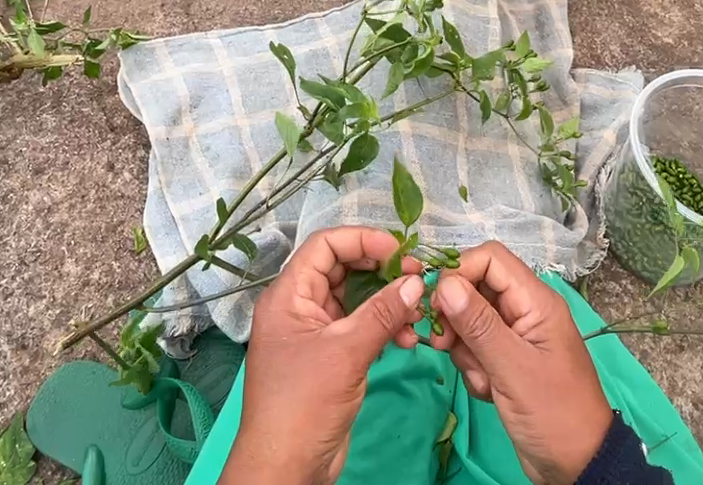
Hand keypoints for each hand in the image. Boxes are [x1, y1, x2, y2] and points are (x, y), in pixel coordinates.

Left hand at [221, 228, 425, 484]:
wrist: (285, 471)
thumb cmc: (304, 405)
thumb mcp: (346, 353)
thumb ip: (382, 313)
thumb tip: (417, 281)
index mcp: (288, 295)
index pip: (325, 245)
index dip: (362, 240)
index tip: (399, 250)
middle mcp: (299, 306)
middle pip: (343, 268)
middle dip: (381, 270)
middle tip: (416, 277)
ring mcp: (314, 331)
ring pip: (355, 298)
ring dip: (387, 301)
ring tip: (418, 312)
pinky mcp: (330, 355)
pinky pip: (359, 325)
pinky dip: (383, 327)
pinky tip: (408, 338)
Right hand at [430, 242, 611, 484]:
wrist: (578, 467)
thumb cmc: (554, 413)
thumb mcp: (513, 369)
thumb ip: (478, 324)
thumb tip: (445, 284)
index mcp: (535, 300)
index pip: (492, 259)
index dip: (461, 270)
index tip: (437, 300)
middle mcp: (524, 310)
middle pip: (476, 288)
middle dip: (457, 316)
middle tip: (442, 343)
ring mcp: (515, 336)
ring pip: (471, 320)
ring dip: (465, 348)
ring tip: (481, 378)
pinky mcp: (506, 360)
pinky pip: (475, 348)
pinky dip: (473, 368)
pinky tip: (487, 391)